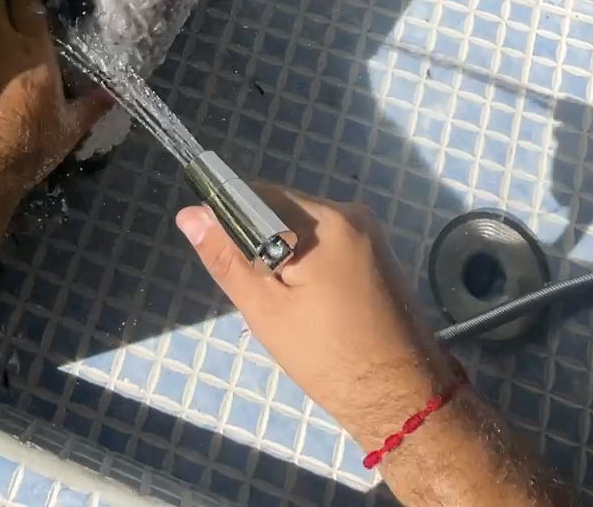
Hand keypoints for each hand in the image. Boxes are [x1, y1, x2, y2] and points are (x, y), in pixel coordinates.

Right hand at [176, 187, 460, 446]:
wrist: (403, 398)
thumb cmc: (328, 358)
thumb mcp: (266, 311)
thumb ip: (227, 257)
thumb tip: (190, 214)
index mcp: (324, 221)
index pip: (258, 193)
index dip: (229, 216)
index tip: (220, 252)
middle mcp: (348, 212)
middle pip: (281, 207)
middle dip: (258, 238)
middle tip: (257, 290)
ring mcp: (367, 229)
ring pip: (301, 224)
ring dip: (282, 250)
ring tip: (283, 300)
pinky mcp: (375, 248)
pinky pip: (324, 238)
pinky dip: (306, 258)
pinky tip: (308, 299)